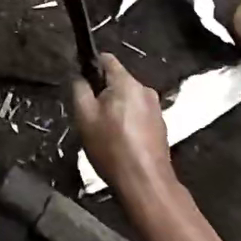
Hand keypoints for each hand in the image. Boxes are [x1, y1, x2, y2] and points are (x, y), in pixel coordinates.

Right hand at [70, 54, 173, 192]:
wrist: (145, 181)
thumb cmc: (111, 147)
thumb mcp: (85, 117)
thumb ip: (79, 90)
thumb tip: (80, 76)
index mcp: (127, 83)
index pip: (107, 59)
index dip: (90, 66)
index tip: (80, 83)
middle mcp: (145, 90)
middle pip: (118, 81)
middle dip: (102, 93)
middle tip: (90, 115)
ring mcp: (156, 108)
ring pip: (128, 98)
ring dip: (115, 108)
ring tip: (104, 132)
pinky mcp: (160, 125)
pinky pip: (138, 113)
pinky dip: (127, 121)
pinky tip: (120, 141)